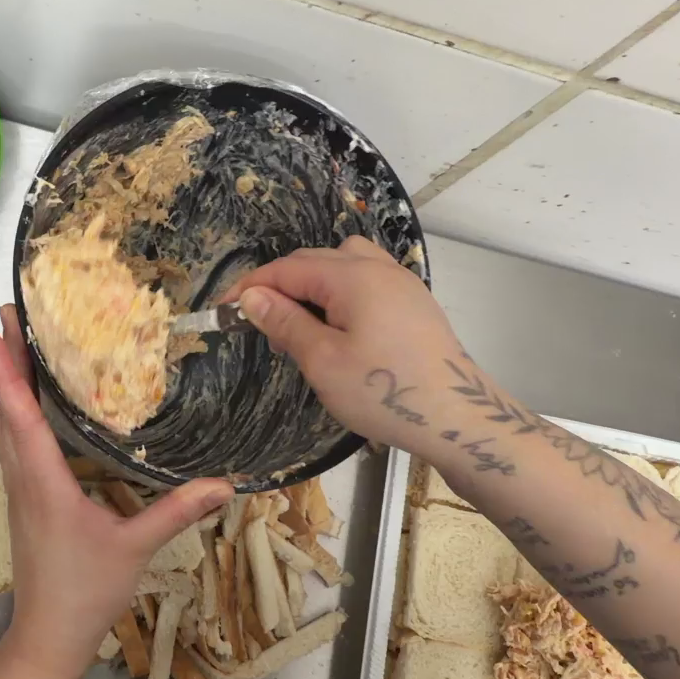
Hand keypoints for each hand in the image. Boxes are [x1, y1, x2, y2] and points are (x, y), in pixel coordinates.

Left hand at [0, 306, 232, 678]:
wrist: (48, 635)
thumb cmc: (86, 591)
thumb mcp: (136, 549)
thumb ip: (177, 512)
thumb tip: (225, 482)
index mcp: (45, 483)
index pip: (22, 416)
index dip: (8, 372)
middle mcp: (24, 479)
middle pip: (6, 412)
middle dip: (4, 365)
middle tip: (3, 319)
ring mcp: (19, 493)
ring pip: (5, 429)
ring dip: (5, 387)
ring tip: (11, 349)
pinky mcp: (23, 504)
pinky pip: (12, 447)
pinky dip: (12, 417)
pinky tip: (17, 410)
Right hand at [223, 237, 468, 453]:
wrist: (456, 417)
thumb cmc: (383, 391)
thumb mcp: (322, 360)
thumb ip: (286, 323)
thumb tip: (252, 297)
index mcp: (352, 277)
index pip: (287, 269)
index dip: (251, 287)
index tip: (223, 310)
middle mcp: (378, 268)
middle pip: (314, 261)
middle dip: (278, 286)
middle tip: (256, 324)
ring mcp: (401, 283)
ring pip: (342, 264)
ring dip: (310, 285)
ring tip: (298, 323)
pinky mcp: (413, 302)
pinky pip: (365, 280)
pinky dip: (338, 292)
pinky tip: (335, 326)